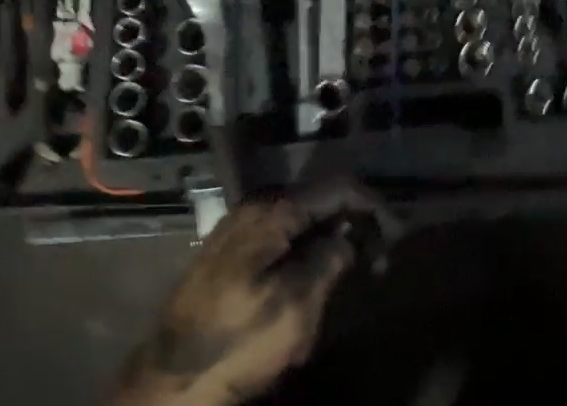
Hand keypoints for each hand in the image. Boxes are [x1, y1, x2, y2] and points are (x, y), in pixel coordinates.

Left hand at [109, 182, 390, 405]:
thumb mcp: (295, 306)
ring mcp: (238, 228)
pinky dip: (304, 248)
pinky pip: (280, 236)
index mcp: (272, 211)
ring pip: (299, 219)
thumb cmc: (237, 341)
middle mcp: (254, 207)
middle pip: (317, 199)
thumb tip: (349, 235)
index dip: (373, 204)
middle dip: (351, 222)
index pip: (337, 187)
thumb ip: (329, 260)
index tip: (396, 232)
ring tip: (350, 271)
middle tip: (375, 259)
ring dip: (329, 238)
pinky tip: (313, 277)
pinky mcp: (229, 252)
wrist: (170, 379)